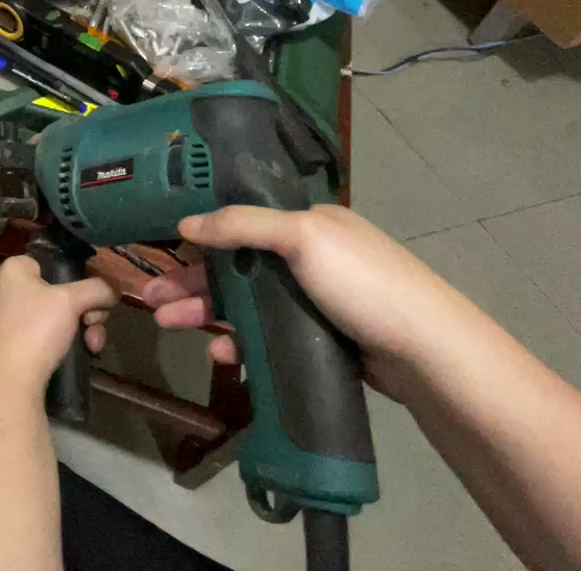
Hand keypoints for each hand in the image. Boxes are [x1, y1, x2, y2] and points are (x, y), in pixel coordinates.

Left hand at [0, 255, 118, 388]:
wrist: (15, 378)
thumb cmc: (37, 328)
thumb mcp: (70, 300)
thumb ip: (96, 288)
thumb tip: (113, 290)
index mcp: (15, 269)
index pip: (56, 259)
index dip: (80, 274)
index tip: (96, 292)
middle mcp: (16, 287)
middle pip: (67, 288)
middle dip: (90, 307)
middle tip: (93, 321)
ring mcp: (21, 314)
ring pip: (68, 311)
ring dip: (88, 326)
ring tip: (93, 343)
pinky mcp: (29, 337)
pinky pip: (60, 329)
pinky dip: (76, 338)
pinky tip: (88, 351)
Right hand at [140, 204, 476, 398]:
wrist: (431, 357)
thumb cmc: (364, 285)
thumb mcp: (302, 238)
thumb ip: (240, 225)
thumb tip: (184, 224)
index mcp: (307, 224)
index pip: (239, 222)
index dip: (198, 236)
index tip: (164, 252)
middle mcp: (308, 258)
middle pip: (232, 266)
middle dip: (189, 283)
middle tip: (150, 299)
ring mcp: (313, 300)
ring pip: (243, 303)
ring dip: (203, 313)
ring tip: (168, 325)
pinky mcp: (319, 339)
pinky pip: (265, 335)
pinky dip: (239, 342)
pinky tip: (222, 354)